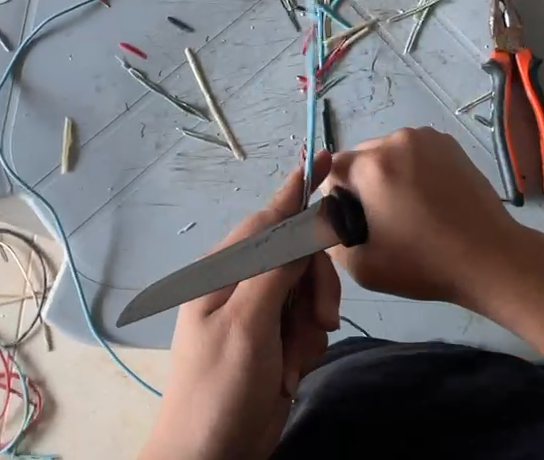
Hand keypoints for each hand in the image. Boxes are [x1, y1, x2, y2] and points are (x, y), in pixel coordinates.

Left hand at [139, 155, 341, 459]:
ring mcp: (259, 314)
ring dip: (310, 326)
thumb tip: (299, 217)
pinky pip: (308, 323)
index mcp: (224, 271)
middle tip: (321, 320)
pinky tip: (292, 372)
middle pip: (298, 256)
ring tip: (295, 362)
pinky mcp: (275, 341)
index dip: (298, 189)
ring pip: (309, 291)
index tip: (323, 155)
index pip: (268, 218)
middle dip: (315, 288)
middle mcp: (242, 285)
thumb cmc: (220, 387)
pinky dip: (307, 345)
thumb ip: (277, 267)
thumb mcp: (249, 323)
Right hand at [320, 127, 526, 306]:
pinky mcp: (448, 143)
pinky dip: (413, 169)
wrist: (488, 257)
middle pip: (361, 158)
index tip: (355, 222)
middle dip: (363, 184)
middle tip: (383, 220)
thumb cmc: (424, 264)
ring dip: (388, 174)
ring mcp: (426, 138)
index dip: (337, 197)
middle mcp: (396, 140)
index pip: (333, 170)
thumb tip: (325, 217)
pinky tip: (429, 198)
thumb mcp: (363, 266)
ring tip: (410, 210)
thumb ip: (329, 237)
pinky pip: (414, 151)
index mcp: (372, 166)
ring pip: (388, 153)